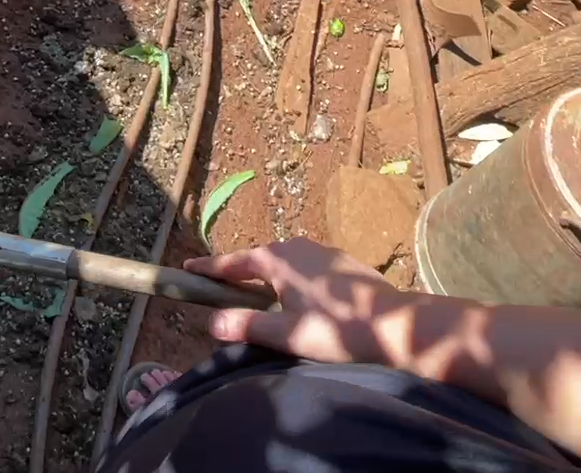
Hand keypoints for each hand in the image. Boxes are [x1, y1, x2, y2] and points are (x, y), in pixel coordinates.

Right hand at [184, 238, 423, 367]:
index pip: (233, 263)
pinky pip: (304, 265)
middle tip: (219, 285)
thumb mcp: (286, 333)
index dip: (210, 268)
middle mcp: (295, 246)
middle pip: (257, 259)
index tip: (188, 268)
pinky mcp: (340, 260)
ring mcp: (320, 250)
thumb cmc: (336, 328)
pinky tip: (298, 296)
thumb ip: (248, 326)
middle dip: (238, 271)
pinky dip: (291, 277)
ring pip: (283, 261)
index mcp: (276, 260)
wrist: (393, 322)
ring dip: (266, 275)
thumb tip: (211, 322)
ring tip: (257, 293)